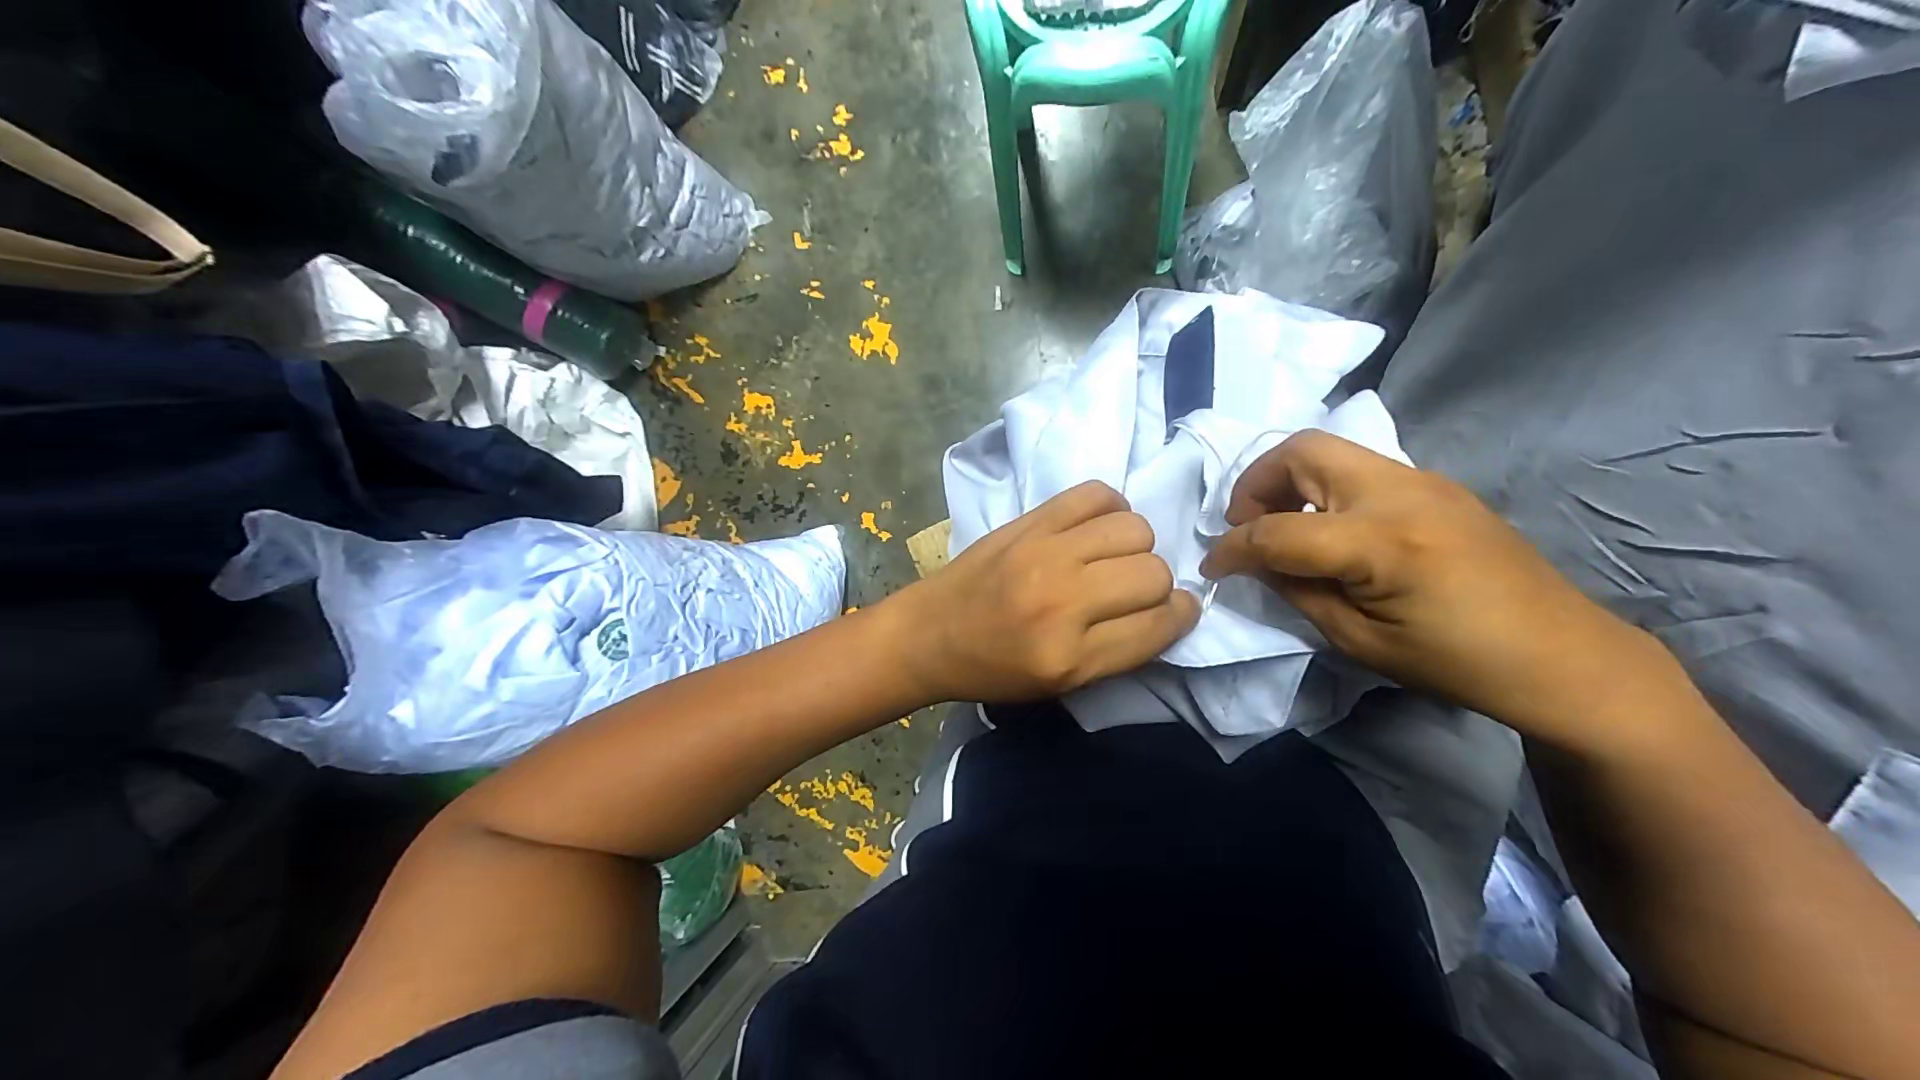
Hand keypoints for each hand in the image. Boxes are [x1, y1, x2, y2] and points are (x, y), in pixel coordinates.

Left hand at [889, 481, 1200, 704]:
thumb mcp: (1060, 684)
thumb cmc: (994, 669)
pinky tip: (1095, 528)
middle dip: (1156, 585)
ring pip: (1134, 529)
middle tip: (1131, 591)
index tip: (1174, 612)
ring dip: (1135, 546)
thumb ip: (1120, 651)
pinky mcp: (1029, 521)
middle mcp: (1061, 601)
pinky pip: (1097, 494)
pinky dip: (1109, 508)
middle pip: (1153, 573)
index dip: (1179, 617)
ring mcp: (1043, 553)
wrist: (929, 634)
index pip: (1159, 625)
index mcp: (1069, 657)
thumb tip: (1171, 609)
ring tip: (1112, 558)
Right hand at [1199, 431, 1665, 730]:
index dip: (1233, 548)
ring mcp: (1423, 479)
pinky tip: (1330, 529)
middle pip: (1299, 451)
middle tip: (1248, 525)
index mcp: (1381, 541)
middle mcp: (1399, 492)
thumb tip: (1255, 563)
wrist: (1562, 655)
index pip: (1276, 530)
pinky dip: (1323, 487)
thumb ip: (1296, 590)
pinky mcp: (1436, 484)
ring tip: (1284, 527)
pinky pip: (1358, 467)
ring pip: (1329, 450)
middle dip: (1255, 484)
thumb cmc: (1457, 663)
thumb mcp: (1358, 640)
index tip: (1211, 566)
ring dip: (1289, 481)